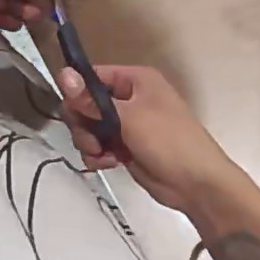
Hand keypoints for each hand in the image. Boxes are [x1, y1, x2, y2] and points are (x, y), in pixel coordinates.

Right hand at [60, 65, 243, 212]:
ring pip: (87, 126)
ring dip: (89, 142)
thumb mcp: (128, 118)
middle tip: (91, 140)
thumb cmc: (169, 142)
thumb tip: (62, 74)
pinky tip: (108, 163)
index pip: (91, 77)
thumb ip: (91, 99)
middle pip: (84, 104)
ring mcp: (126, 123)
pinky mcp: (123, 145)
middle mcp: (128, 97)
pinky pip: (96, 144)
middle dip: (83, 125)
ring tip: (102, 155)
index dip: (77, 93)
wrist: (197, 185)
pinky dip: (97, 155)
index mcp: (135, 80)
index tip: (73, 112)